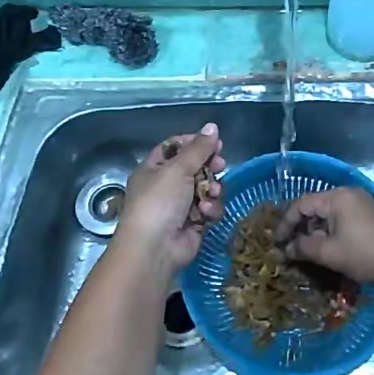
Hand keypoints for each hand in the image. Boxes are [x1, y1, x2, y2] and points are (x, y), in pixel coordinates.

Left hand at [113, 124, 224, 273]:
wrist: (156, 247)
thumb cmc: (160, 201)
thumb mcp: (178, 169)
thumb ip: (198, 148)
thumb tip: (213, 127)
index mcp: (152, 169)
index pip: (174, 147)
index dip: (193, 142)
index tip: (213, 141)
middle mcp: (164, 186)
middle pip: (193, 168)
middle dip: (208, 167)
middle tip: (220, 164)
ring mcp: (178, 206)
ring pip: (204, 189)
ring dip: (211, 190)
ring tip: (211, 193)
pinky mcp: (192, 224)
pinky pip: (208, 209)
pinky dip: (210, 210)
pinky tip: (206, 214)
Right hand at [275, 187, 373, 284]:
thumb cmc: (363, 255)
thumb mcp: (328, 253)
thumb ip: (303, 247)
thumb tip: (286, 249)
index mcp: (337, 197)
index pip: (302, 204)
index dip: (286, 223)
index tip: (277, 241)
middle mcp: (348, 193)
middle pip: (316, 206)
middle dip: (301, 226)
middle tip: (291, 245)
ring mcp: (362, 202)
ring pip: (329, 212)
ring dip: (316, 229)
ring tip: (310, 249)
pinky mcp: (370, 213)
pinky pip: (342, 216)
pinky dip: (331, 229)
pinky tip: (329, 245)